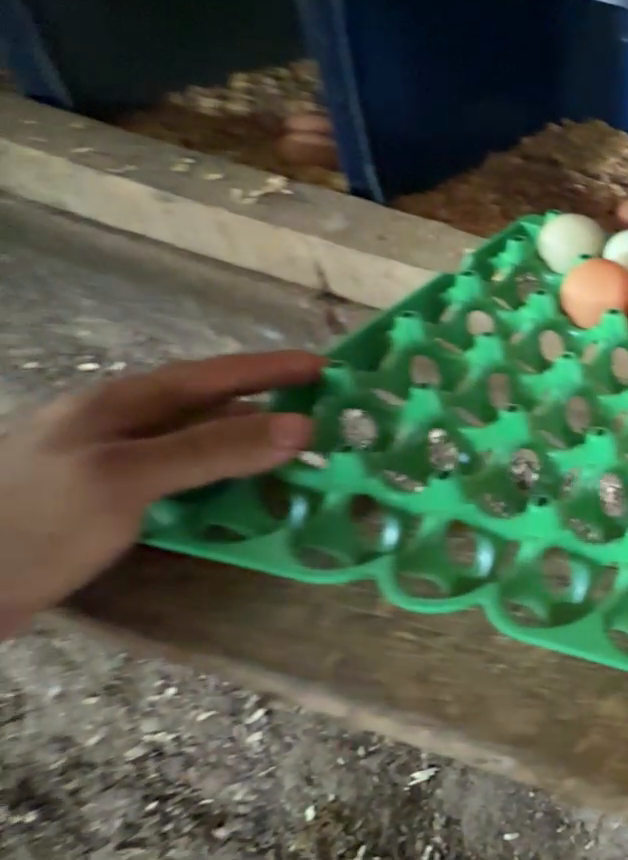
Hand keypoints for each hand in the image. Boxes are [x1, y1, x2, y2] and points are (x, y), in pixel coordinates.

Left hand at [0, 351, 322, 636]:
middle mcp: (113, 426)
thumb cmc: (30, 525)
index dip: (272, 368)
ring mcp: (106, 465)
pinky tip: (243, 497)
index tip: (331, 369)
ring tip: (301, 459)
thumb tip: (306, 424)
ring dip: (251, 447)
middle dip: (271, 407)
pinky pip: (184, 479)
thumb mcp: (125, 480)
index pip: (212, 373)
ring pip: (198, 443)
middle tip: (329, 417)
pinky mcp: (102, 504)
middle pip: (209, 406)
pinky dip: (225, 480)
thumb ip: (215, 449)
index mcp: (116, 405)